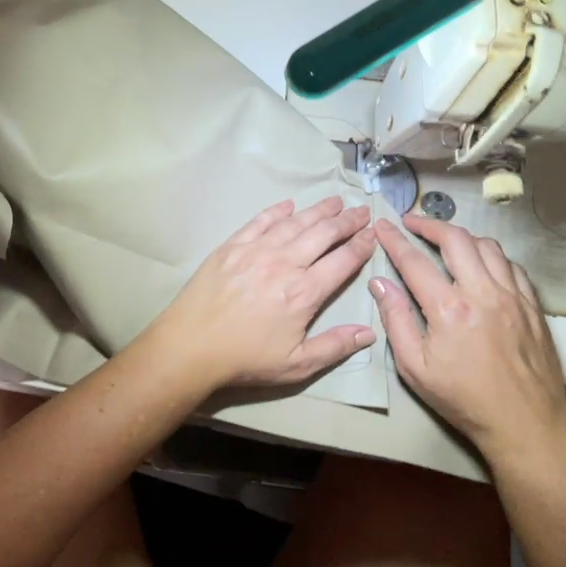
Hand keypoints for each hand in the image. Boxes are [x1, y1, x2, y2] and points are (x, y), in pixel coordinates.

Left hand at [142, 196, 376, 388]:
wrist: (191, 345)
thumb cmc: (245, 358)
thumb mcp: (297, 364)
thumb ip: (334, 347)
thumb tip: (369, 333)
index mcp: (304, 292)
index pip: (343, 261)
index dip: (362, 245)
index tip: (374, 233)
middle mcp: (284, 263)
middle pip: (322, 234)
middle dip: (346, 221)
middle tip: (361, 211)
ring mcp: (255, 251)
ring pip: (294, 223)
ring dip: (317, 211)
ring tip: (334, 201)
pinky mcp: (231, 247)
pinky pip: (259, 222)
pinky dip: (276, 211)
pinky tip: (288, 205)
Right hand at [370, 216, 565, 469]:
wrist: (526, 424)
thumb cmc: (462, 398)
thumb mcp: (413, 367)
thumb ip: (395, 320)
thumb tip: (380, 283)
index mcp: (449, 308)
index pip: (415, 261)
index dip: (395, 239)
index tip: (382, 225)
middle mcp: (484, 293)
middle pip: (457, 240)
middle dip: (430, 224)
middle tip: (412, 222)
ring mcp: (514, 297)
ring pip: (488, 247)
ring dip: (462, 237)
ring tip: (444, 240)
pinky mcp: (533, 307)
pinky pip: (512, 266)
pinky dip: (491, 257)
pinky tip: (481, 265)